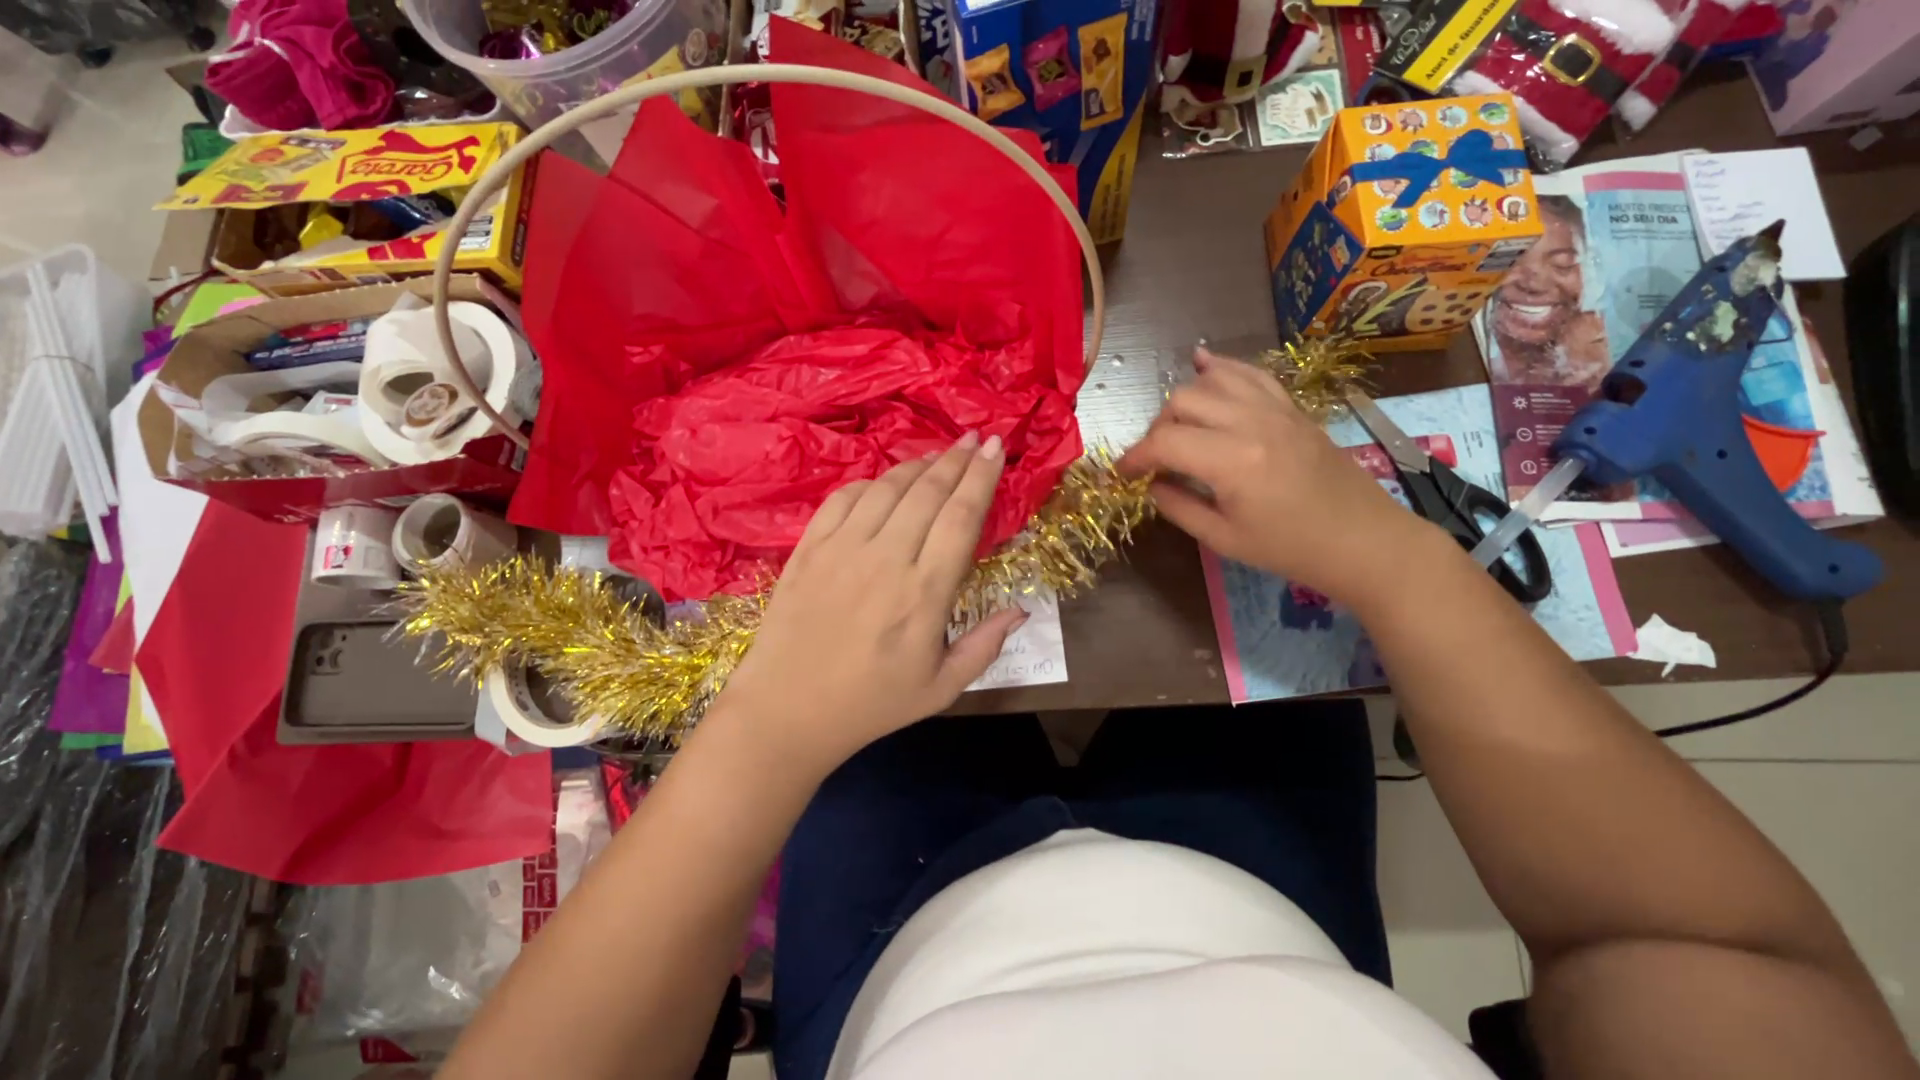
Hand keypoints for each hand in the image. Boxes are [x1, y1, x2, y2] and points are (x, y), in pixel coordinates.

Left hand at [711, 433, 1027, 770]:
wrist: (787, 712)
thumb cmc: (870, 705)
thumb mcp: (941, 689)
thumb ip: (984, 646)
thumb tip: (1021, 610)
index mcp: (924, 594)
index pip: (961, 518)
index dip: (981, 477)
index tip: (995, 449)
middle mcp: (885, 560)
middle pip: (927, 492)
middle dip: (957, 460)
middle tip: (975, 439)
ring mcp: (841, 550)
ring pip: (886, 489)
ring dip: (917, 465)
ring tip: (938, 455)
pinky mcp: (808, 550)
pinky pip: (842, 499)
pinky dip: (869, 483)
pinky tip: (884, 483)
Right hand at [1118, 348, 1434, 607]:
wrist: (1363, 540)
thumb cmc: (1291, 550)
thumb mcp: (1225, 540)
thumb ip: (1180, 507)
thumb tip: (1151, 485)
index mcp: (1233, 461)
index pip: (1164, 442)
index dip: (1135, 457)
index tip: (1122, 475)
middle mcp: (1252, 423)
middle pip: (1182, 401)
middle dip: (1158, 428)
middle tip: (1158, 460)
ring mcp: (1275, 409)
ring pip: (1212, 380)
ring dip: (1185, 400)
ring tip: (1180, 428)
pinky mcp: (1291, 407)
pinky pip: (1250, 373)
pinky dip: (1222, 368)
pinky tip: (1203, 366)